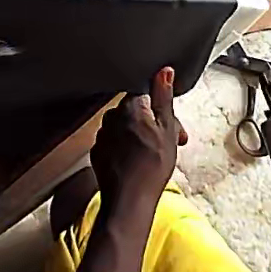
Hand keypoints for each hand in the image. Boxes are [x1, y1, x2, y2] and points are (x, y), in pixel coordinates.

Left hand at [90, 66, 183, 220]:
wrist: (130, 200)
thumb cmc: (152, 165)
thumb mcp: (167, 127)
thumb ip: (163, 96)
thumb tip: (164, 71)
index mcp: (130, 106)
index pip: (146, 96)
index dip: (161, 111)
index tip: (172, 125)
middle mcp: (111, 117)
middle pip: (136, 112)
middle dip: (152, 124)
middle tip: (167, 143)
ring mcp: (102, 136)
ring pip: (125, 129)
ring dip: (139, 137)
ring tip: (153, 156)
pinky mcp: (98, 154)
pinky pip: (115, 144)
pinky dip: (126, 150)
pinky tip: (137, 164)